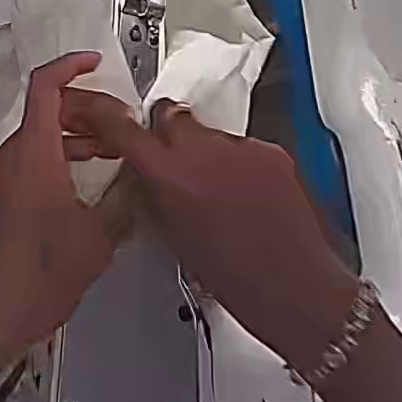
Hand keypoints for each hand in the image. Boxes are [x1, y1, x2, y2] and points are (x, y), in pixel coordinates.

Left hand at [0, 53, 136, 399]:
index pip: (46, 86)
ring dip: (83, 130)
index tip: (93, 61)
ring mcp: (13, 174)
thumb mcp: (99, 234)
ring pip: (49, 130)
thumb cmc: (34, 277)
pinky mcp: (14, 192)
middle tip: (121, 120)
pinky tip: (98, 173)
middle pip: (52, 105)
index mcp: (35, 153)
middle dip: (90, 105)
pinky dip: (71, 151)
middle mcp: (18, 156)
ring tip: (116, 146)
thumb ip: (126, 194)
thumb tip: (143, 172)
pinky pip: (43, 152)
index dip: (71, 66)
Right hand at [62, 93, 361, 374]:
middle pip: (171, 115)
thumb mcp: (175, 240)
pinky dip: (239, 163)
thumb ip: (157, 197)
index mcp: (171, 176)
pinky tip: (247, 194)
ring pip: (209, 132)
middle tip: (170, 155)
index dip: (110, 118)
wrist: (295, 288)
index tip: (105, 113)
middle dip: (165, 130)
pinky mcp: (270, 151)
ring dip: (206, 151)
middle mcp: (203, 152)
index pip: (125, 129)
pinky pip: (243, 146)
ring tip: (219, 189)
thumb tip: (150, 179)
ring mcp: (239, 148)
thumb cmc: (238, 280)